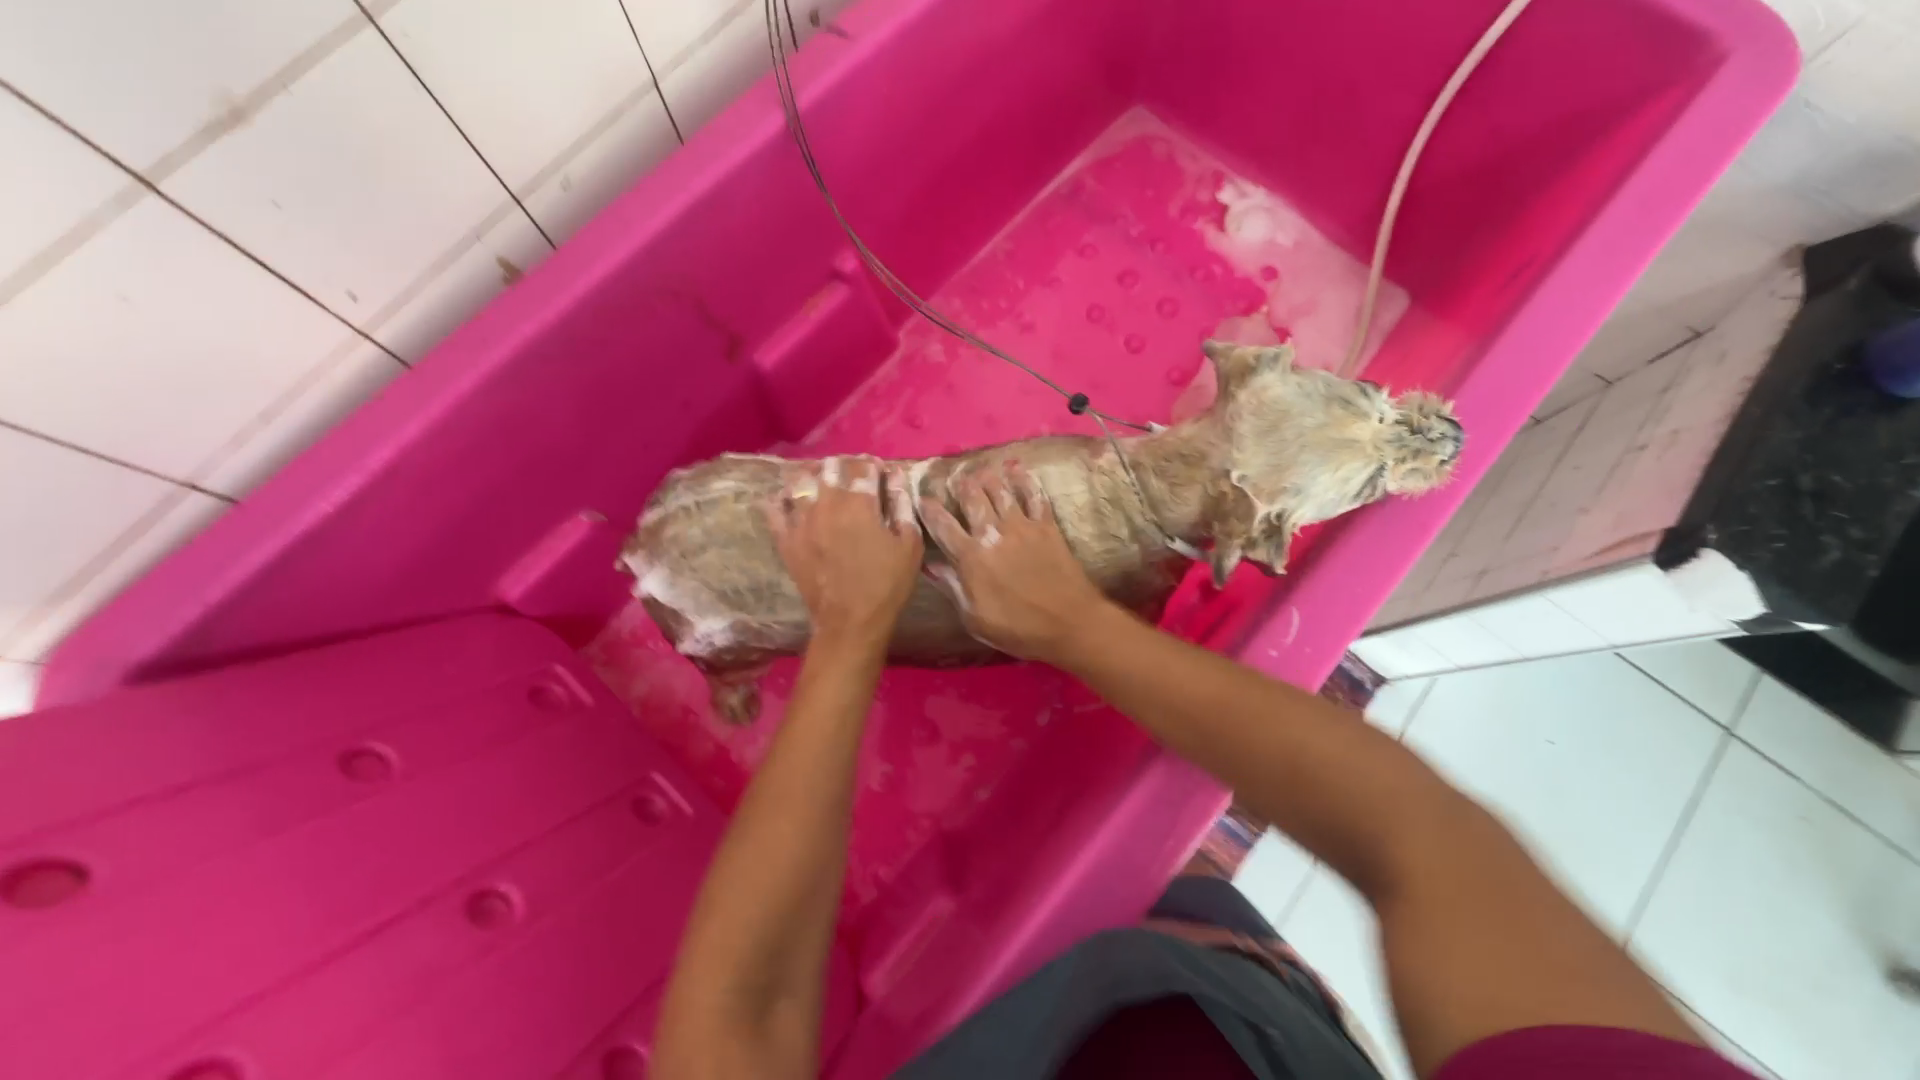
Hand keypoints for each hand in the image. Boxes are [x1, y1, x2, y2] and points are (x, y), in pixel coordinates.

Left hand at [768, 456, 923, 646]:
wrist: (850, 621)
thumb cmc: (886, 584)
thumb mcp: (909, 544)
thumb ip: (902, 505)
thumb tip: (895, 477)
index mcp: (859, 502)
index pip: (863, 468)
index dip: (872, 465)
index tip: (879, 470)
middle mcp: (826, 503)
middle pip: (830, 468)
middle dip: (844, 466)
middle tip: (852, 474)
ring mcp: (801, 521)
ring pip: (800, 481)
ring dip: (814, 475)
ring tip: (822, 480)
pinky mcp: (786, 539)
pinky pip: (774, 509)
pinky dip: (781, 499)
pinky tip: (789, 499)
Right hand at [919, 462, 1109, 662]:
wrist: (1068, 622)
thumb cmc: (1018, 629)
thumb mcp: (974, 618)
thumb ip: (952, 588)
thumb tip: (930, 566)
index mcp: (971, 557)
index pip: (943, 527)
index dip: (930, 511)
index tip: (922, 499)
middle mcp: (993, 534)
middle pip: (973, 501)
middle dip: (962, 487)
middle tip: (956, 479)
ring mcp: (1022, 527)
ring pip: (1001, 493)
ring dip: (989, 479)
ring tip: (981, 471)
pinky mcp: (1047, 527)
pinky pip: (1034, 497)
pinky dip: (1025, 480)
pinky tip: (1017, 469)